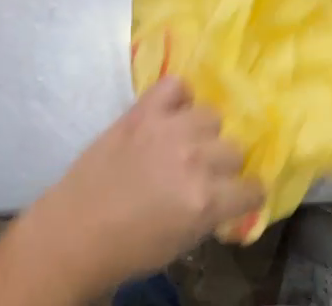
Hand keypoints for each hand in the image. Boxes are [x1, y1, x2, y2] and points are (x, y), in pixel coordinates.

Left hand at [14, 78, 262, 296]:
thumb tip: (229, 195)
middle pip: (234, 148)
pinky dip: (178, 96)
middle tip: (206, 171)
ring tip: (187, 141)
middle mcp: (195, 159)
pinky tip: (172, 112)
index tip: (240, 194)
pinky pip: (176, 85)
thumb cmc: (131, 247)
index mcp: (207, 200)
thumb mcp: (184, 240)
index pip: (253, 187)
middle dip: (224, 163)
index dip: (248, 193)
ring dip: (204, 131)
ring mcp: (168, 129)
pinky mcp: (143, 111)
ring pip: (212, 114)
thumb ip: (213, 212)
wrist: (78, 229)